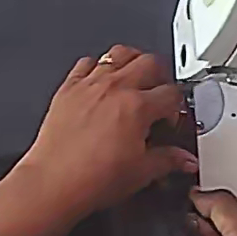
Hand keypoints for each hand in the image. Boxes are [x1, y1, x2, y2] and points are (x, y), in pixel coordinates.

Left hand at [12, 45, 197, 224]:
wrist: (53, 182)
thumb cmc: (91, 178)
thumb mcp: (141, 173)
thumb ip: (167, 160)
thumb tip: (183, 159)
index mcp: (137, 107)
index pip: (171, 94)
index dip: (176, 106)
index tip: (170, 116)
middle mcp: (115, 88)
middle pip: (150, 63)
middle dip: (161, 76)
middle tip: (159, 92)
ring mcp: (90, 84)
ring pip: (119, 53)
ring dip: (132, 61)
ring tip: (135, 75)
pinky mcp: (69, 87)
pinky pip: (86, 63)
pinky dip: (96, 67)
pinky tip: (100, 80)